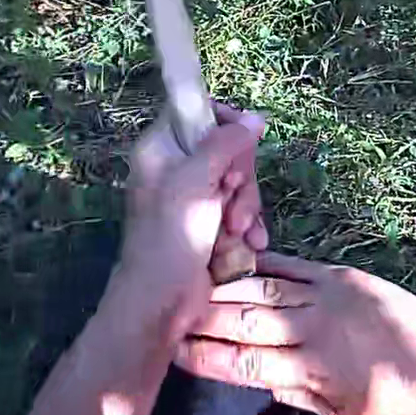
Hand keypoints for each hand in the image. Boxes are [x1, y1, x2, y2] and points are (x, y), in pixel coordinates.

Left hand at [109, 102, 268, 335]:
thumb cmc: (171, 235)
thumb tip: (255, 118)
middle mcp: (176, 166)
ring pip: (237, 178)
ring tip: (238, 232)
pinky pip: (239, 206)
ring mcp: (193, 195)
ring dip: (245, 205)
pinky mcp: (209, 220)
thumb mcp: (197, 181)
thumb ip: (226, 144)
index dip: (224, 121)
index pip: (196, 110)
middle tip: (233, 197)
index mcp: (161, 147)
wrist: (160, 304)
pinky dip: (247, 224)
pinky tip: (250, 243)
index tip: (243, 140)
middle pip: (226, 147)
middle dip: (239, 176)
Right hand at [174, 252, 415, 414]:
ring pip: (264, 289)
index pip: (247, 363)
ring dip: (227, 286)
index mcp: (310, 368)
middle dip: (206, 317)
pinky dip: (263, 263)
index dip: (209, 357)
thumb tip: (258, 376)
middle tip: (172, 310)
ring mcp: (322, 295)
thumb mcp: (339, 410)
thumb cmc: (385, 389)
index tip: (177, 351)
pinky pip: (291, 266)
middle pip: (248, 321)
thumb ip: (296, 392)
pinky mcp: (334, 273)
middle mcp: (310, 329)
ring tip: (195, 282)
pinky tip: (238, 258)